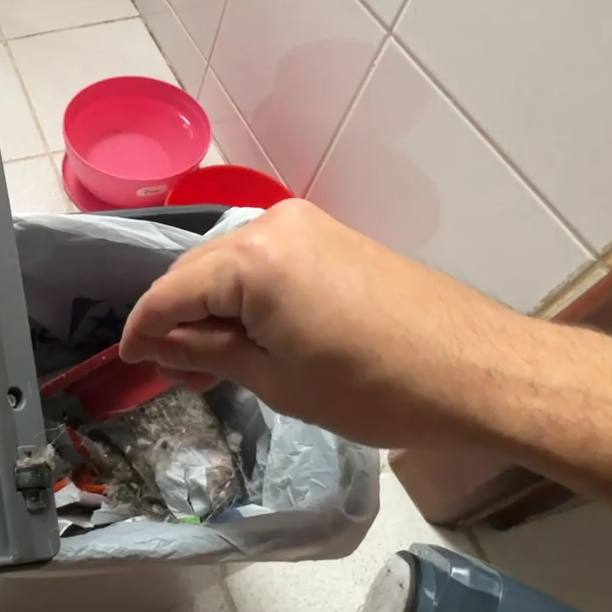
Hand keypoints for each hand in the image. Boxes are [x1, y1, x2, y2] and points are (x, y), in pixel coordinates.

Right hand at [118, 199, 541, 448]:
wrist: (482, 371)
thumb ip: (203, 353)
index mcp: (250, 259)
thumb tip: (156, 347)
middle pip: (195, 271)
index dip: (143, 330)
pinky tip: (246, 334)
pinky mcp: (328, 234)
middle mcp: (269, 224)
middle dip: (177, 320)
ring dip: (211, 309)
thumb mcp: (274, 380)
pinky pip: (262, 262)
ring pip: (227, 266)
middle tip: (173, 371)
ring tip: (209, 362)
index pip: (170, 292)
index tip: (130, 361)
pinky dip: (245, 297)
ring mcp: (303, 224)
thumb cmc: (373, 387)